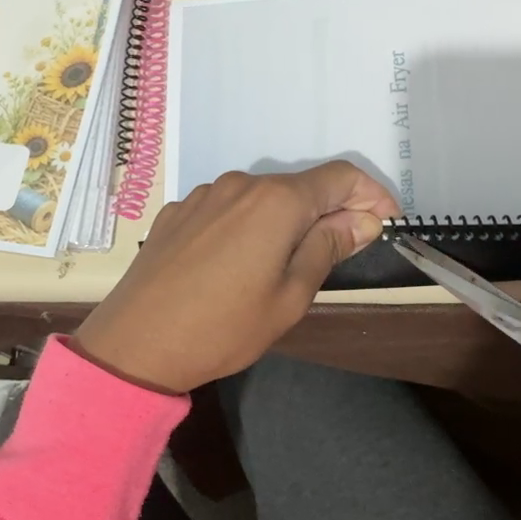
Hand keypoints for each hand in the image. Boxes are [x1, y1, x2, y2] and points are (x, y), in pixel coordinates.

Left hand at [74, 163, 399, 393]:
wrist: (137, 343)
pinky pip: (226, 210)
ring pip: (260, 199)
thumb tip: (362, 219)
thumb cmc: (223, 328)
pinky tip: (237, 264)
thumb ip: (328, 248)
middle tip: (340, 252)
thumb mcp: (290, 297)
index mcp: (275, 201)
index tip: (383, 223)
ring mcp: (202, 196)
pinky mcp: (177, 213)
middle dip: (328, 212)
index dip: (370, 195)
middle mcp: (239, 185)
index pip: (340, 177)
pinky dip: (246, 227)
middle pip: (299, 187)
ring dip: (284, 222)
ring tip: (283, 266)